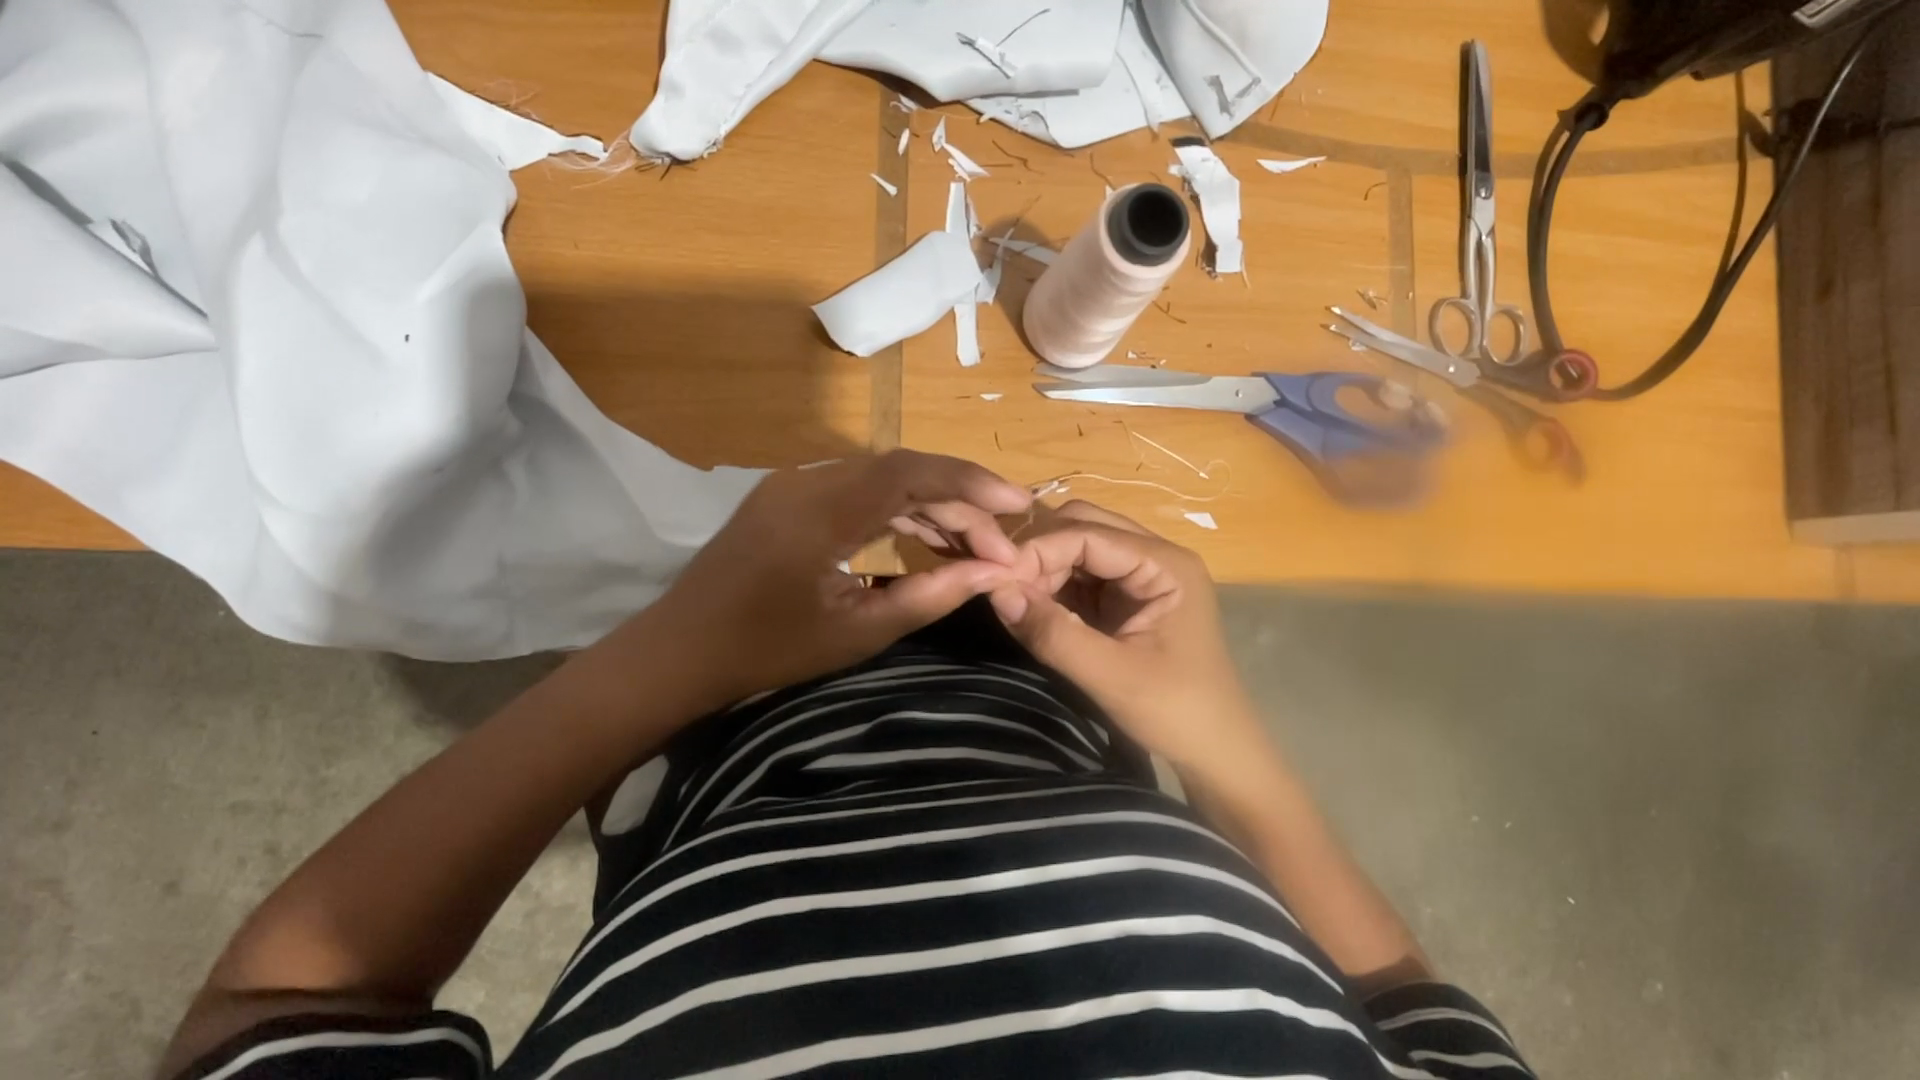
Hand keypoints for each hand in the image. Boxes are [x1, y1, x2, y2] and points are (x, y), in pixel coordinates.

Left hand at [643, 450, 1032, 700]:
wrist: (679, 652)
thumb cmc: (767, 650)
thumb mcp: (858, 631)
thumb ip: (931, 595)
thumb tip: (995, 574)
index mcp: (822, 509)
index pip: (912, 472)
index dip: (972, 483)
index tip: (1019, 505)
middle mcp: (808, 480)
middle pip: (901, 471)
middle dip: (958, 502)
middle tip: (1000, 545)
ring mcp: (792, 485)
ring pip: (879, 478)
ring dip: (930, 505)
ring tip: (974, 544)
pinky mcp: (785, 498)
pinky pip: (854, 490)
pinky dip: (896, 509)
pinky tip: (924, 538)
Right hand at [988, 501, 1269, 774]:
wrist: (1215, 752)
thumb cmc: (1175, 711)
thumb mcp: (1111, 676)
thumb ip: (1055, 633)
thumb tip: (997, 592)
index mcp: (1165, 564)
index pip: (1088, 532)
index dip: (1039, 549)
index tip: (994, 577)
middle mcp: (1154, 557)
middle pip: (1082, 527)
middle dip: (1040, 552)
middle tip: (1001, 587)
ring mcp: (1140, 578)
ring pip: (1077, 549)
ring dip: (1043, 569)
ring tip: (1012, 600)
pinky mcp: (1125, 601)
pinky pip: (1079, 577)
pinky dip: (1051, 587)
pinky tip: (1030, 608)